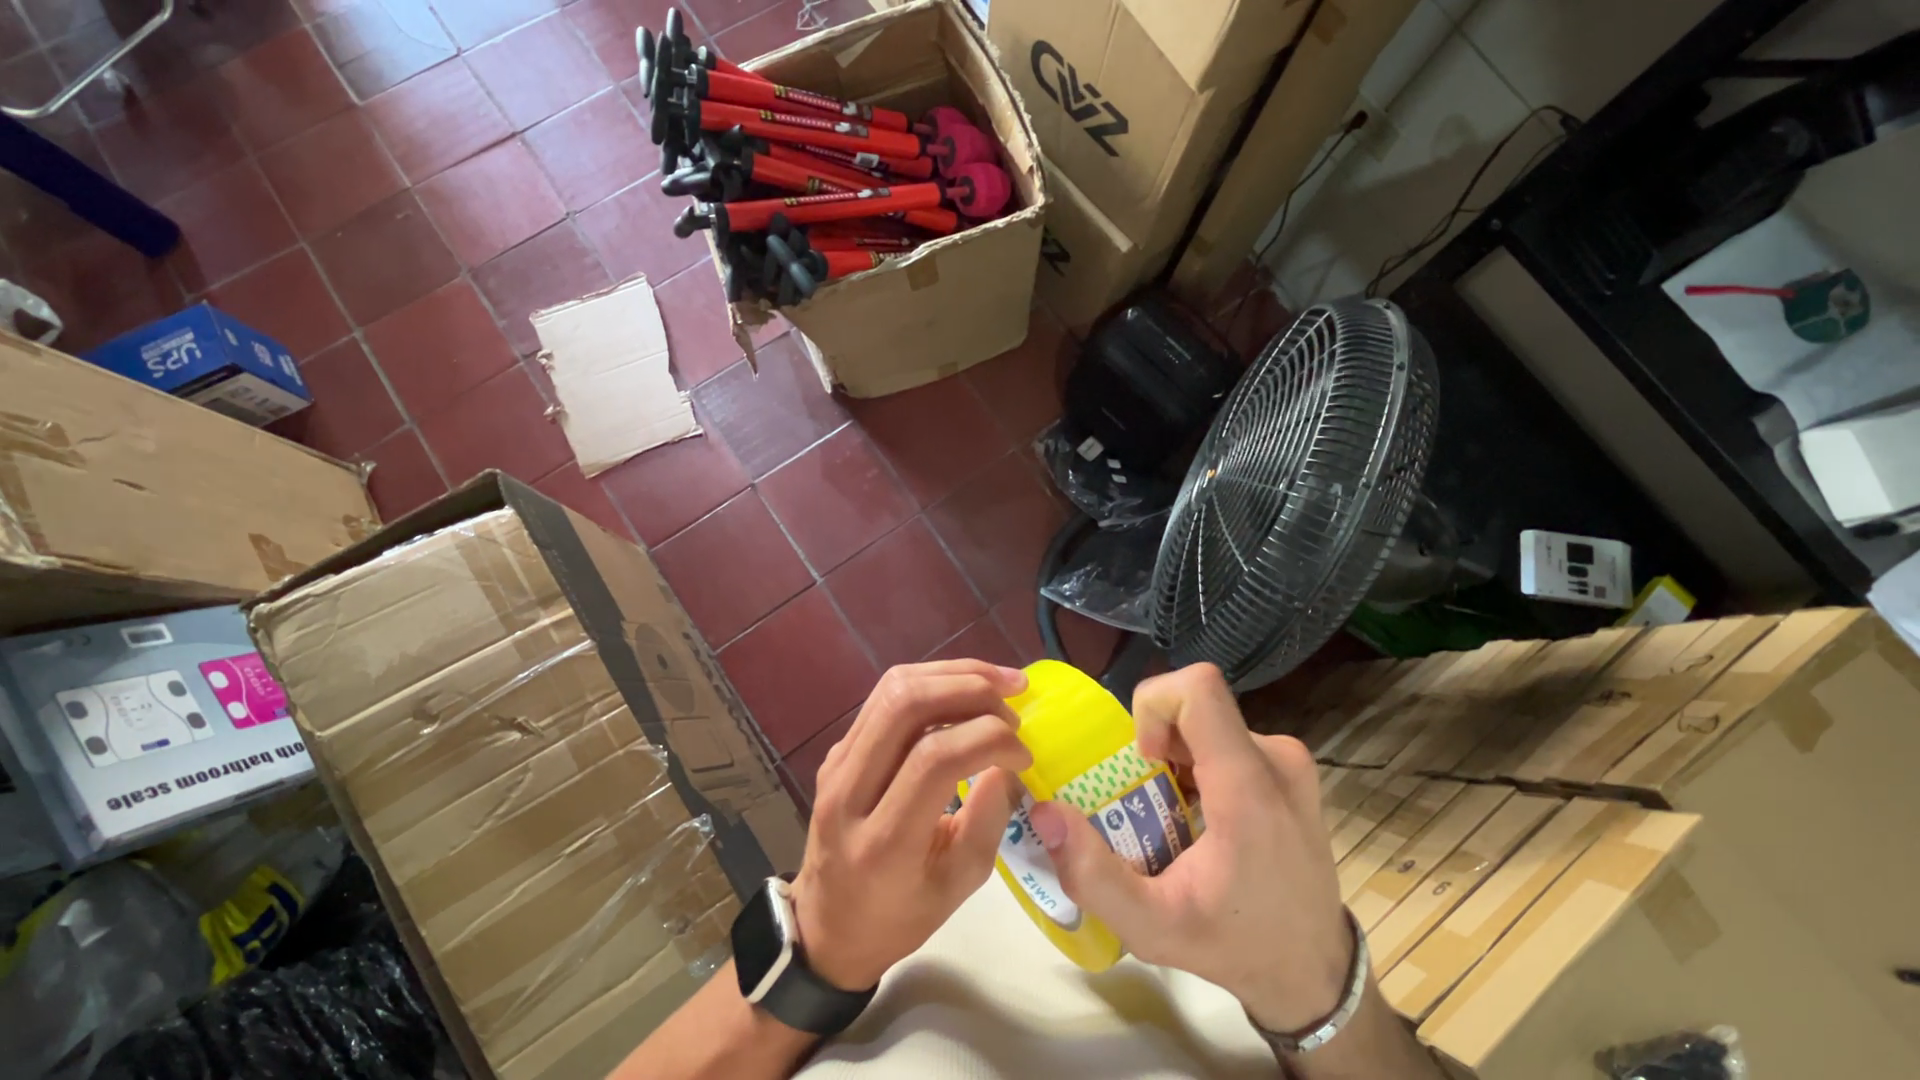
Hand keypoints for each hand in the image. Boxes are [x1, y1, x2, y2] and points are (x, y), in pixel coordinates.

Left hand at [788, 660, 1032, 991]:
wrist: (826, 925)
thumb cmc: (899, 916)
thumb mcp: (959, 884)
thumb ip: (988, 817)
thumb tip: (1011, 760)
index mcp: (882, 841)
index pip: (934, 759)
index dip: (989, 740)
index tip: (1025, 755)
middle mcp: (848, 790)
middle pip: (906, 705)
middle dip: (971, 688)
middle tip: (1016, 699)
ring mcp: (837, 763)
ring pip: (893, 689)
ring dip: (953, 674)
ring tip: (1000, 682)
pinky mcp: (838, 749)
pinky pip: (884, 698)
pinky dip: (932, 683)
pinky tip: (966, 690)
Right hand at [1027, 663, 1351, 1034]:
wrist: (1314, 968)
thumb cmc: (1234, 944)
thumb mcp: (1151, 927)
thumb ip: (1092, 873)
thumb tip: (1044, 813)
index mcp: (1247, 786)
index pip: (1197, 688)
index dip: (1152, 707)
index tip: (1142, 760)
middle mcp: (1275, 757)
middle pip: (1195, 708)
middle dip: (1155, 744)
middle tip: (1147, 805)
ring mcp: (1289, 761)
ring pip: (1208, 724)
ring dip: (1176, 758)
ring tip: (1173, 820)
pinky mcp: (1290, 769)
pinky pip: (1228, 739)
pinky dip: (1199, 766)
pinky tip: (1199, 821)